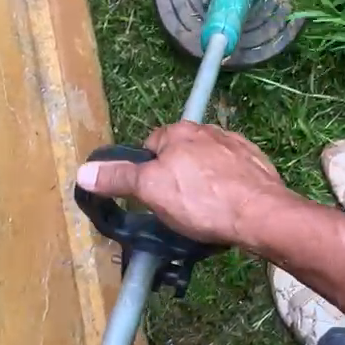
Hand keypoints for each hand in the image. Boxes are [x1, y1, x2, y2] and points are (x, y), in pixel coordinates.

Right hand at [76, 122, 298, 244]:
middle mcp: (208, 130)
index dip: (147, 173)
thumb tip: (83, 171)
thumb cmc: (202, 199)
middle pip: (180, 155)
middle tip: (175, 209)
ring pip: (206, 165)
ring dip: (202, 183)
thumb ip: (119, 178)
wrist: (261, 213)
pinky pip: (231, 174)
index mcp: (180, 131)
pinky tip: (227, 208)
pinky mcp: (256, 164)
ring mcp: (235, 146)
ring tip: (203, 213)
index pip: (151, 146)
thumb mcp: (151, 190)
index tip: (151, 198)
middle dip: (175, 178)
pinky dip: (226, 188)